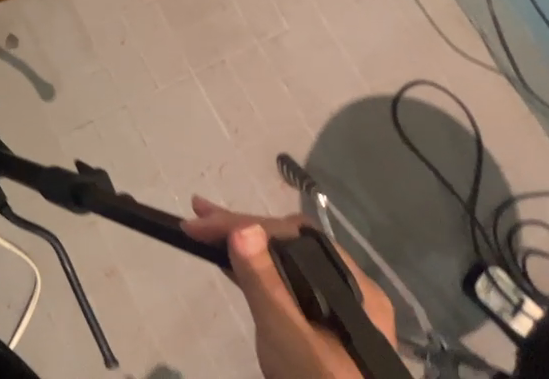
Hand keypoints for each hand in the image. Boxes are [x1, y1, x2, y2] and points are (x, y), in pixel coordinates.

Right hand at [183, 196, 395, 378]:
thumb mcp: (287, 335)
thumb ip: (266, 283)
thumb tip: (243, 229)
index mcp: (352, 286)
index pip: (288, 235)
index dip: (239, 224)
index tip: (196, 225)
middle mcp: (350, 289)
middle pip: (291, 242)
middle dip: (241, 226)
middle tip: (197, 213)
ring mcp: (338, 307)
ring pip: (288, 259)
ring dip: (247, 242)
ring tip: (206, 230)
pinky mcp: (324, 325)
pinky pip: (288, 281)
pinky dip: (257, 267)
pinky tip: (233, 264)